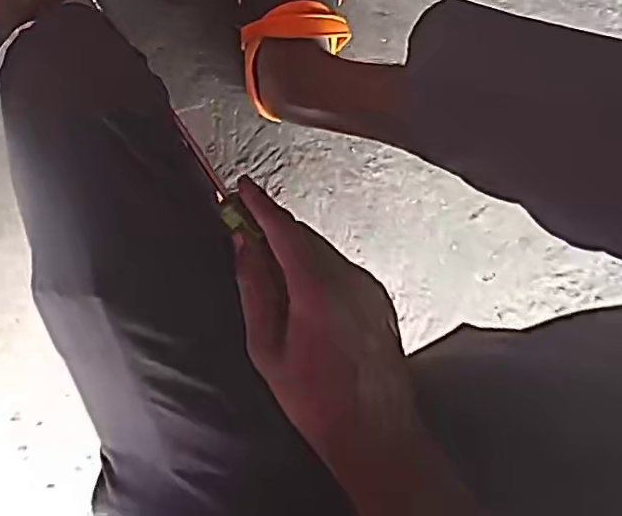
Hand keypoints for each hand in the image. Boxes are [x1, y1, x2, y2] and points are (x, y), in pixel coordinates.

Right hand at [232, 178, 476, 514]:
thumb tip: (243, 245)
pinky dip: (314, 263)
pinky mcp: (376, 297)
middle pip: (302, 234)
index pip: (283, 229)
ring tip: (268, 262)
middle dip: (271, 225)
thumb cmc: (318, 400)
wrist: (378, 436)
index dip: (260, 204)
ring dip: (292, 245)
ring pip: (320, 248)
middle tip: (244, 223)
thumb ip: (253, 287)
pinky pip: (338, 265)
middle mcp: (347, 279)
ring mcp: (366, 286)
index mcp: (317, 289)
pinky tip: (300, 288)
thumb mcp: (267, 347)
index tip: (243, 186)